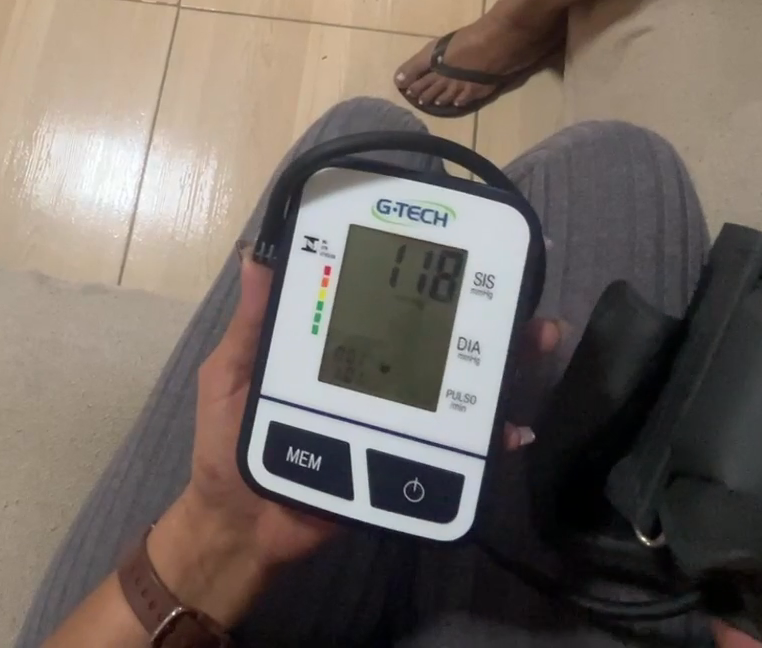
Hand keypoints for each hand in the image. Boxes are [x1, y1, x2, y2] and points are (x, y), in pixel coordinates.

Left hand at [150, 250, 560, 626]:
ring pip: (449, 380)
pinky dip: (486, 435)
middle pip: (426, 332)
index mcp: (328, 341)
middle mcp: (369, 368)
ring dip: (495, 359)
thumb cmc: (227, 440)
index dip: (406, 266)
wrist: (242, 527)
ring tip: (534, 335)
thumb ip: (251, 322)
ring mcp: (390, 411)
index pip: (373, 296)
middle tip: (509, 285)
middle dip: (472, 307)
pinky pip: (451, 444)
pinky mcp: (402, 455)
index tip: (441, 235)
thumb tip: (256, 254)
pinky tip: (513, 423)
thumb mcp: (231, 372)